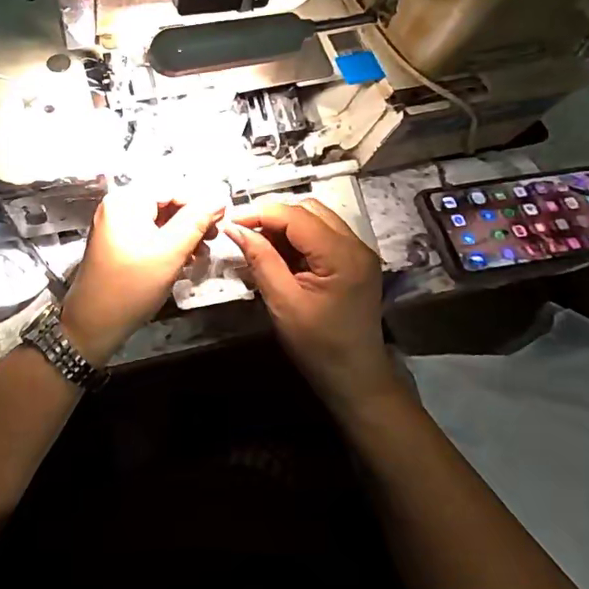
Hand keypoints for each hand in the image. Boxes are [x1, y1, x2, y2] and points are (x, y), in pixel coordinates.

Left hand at [61, 186, 225, 364]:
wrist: (93, 326)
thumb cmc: (130, 288)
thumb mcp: (170, 252)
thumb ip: (196, 221)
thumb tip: (219, 198)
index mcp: (126, 201)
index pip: (173, 186)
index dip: (201, 201)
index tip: (223, 219)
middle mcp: (119, 206)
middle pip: (167, 200)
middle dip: (194, 218)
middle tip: (215, 237)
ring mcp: (118, 225)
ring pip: (162, 218)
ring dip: (186, 232)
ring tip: (202, 251)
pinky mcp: (121, 243)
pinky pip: (152, 233)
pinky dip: (171, 243)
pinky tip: (186, 258)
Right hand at [222, 198, 396, 403]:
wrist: (355, 378)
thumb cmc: (318, 346)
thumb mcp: (283, 303)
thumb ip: (261, 260)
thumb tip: (236, 229)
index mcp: (343, 255)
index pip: (297, 216)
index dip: (261, 213)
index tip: (230, 221)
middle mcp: (356, 245)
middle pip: (309, 210)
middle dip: (273, 216)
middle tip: (243, 234)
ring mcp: (358, 252)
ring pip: (316, 219)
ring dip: (285, 226)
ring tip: (258, 244)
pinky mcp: (354, 261)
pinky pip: (323, 236)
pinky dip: (298, 239)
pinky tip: (278, 254)